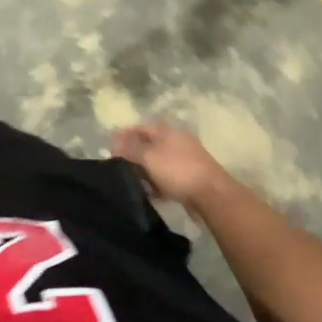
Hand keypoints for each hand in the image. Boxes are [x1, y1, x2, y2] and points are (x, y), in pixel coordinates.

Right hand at [111, 123, 234, 205]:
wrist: (211, 193)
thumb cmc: (177, 170)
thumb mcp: (148, 158)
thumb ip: (129, 150)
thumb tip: (114, 145)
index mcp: (167, 131)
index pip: (140, 127)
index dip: (124, 135)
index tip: (110, 147)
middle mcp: (177, 141)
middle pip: (149, 145)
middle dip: (133, 154)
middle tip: (119, 166)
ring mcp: (185, 159)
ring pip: (158, 162)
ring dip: (145, 171)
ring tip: (132, 181)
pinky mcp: (190, 177)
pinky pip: (168, 177)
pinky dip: (157, 183)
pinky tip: (150, 193)